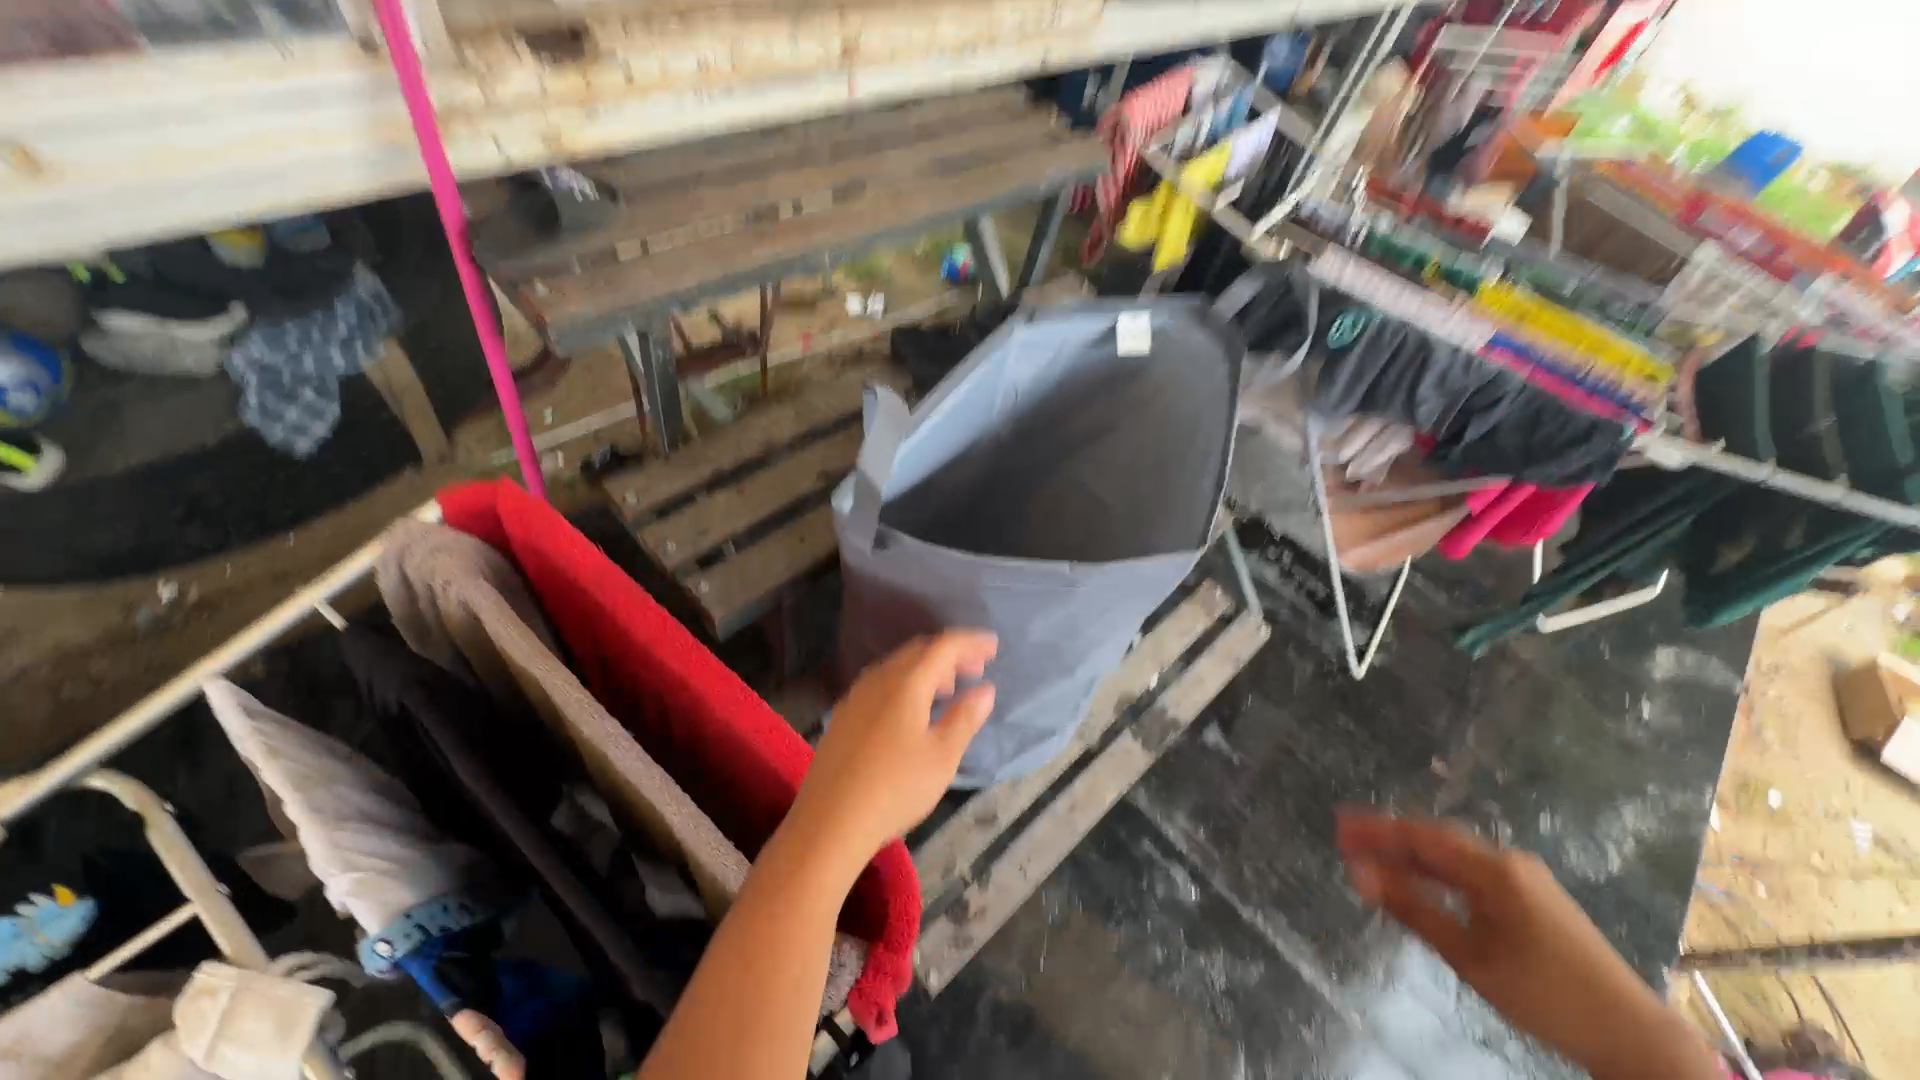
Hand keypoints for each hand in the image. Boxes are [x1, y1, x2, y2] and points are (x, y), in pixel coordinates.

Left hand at [788, 632, 997, 869]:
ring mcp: (856, 697)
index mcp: (906, 682)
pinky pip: (882, 685)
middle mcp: (878, 679)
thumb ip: (965, 718)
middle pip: (918, 652)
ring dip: (927, 670)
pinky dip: (906, 685)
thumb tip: (984, 690)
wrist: (830, 820)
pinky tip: (912, 711)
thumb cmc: (896, 787)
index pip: (943, 647)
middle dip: (950, 654)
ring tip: (948, 690)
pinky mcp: (843, 717)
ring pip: (897, 668)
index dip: (971, 643)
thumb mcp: (943, 756)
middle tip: (976, 667)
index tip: (994, 647)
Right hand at [1336, 812, 1722, 1079]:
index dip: (1376, 830)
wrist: (1630, 1032)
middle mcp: (1509, 862)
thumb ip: (1412, 909)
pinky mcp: (1532, 900)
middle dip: (1389, 840)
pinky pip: (1472, 874)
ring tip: (1371, 860)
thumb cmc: (1543, 992)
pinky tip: (1419, 884)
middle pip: (1436, 841)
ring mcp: (1524, 880)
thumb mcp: (1468, 954)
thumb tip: (1359, 873)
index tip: (1338, 826)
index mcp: (1493, 868)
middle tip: (1345, 840)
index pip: (1420, 836)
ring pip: (1454, 858)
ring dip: (1411, 858)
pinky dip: (1437, 875)